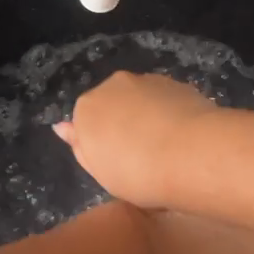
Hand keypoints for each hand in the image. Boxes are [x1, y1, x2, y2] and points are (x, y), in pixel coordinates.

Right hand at [54, 73, 215, 207]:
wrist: (191, 154)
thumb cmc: (136, 172)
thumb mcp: (100, 170)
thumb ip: (81, 146)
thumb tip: (63, 127)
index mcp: (87, 107)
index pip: (87, 121)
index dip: (102, 143)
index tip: (118, 163)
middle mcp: (114, 85)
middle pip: (114, 105)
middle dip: (124, 124)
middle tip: (141, 157)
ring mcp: (148, 81)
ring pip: (142, 100)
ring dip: (149, 117)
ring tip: (167, 149)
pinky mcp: (178, 84)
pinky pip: (167, 101)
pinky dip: (171, 115)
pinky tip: (183, 138)